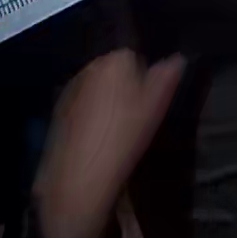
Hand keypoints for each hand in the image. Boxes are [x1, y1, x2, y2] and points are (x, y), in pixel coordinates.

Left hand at [32, 49, 185, 237]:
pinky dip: (88, 112)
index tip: (144, 106)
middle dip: (122, 87)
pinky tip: (93, 137)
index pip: (135, 58)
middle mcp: (92, 65)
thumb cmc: (123, 138)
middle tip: (130, 119)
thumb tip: (177, 58)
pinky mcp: (59, 108)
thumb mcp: (154, 108)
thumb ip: (166, 77)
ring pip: (97, 86)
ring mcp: (73, 86)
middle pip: (114, 70)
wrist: (78, 179)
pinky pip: (81, 102)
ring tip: (112, 131)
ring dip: (105, 99)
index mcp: (117, 59)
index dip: (143, 82)